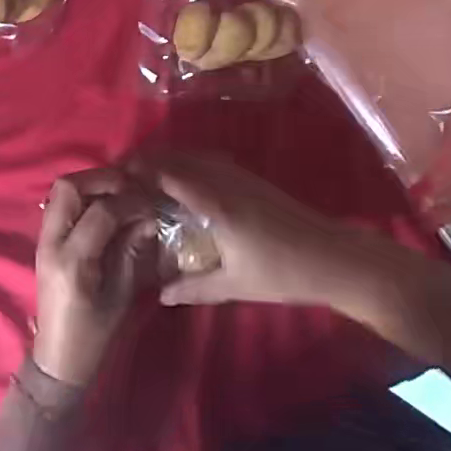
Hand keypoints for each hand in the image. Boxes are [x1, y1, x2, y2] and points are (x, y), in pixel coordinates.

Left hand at [31, 169, 158, 386]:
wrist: (58, 359)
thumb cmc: (94, 335)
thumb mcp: (121, 294)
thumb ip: (132, 250)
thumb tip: (148, 217)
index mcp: (73, 262)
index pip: (102, 211)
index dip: (131, 202)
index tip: (151, 207)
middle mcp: (51, 244)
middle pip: (68, 187)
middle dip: (103, 180)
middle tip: (131, 189)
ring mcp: (43, 241)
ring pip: (61, 190)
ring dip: (92, 185)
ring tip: (120, 195)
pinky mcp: (43, 242)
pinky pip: (60, 205)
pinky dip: (83, 197)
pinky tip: (106, 209)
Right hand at [142, 154, 422, 310]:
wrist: (335, 257)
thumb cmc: (283, 273)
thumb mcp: (234, 286)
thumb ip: (193, 289)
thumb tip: (159, 294)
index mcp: (218, 205)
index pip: (171, 176)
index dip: (142, 170)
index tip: (115, 174)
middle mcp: (227, 183)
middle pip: (182, 159)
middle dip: (150, 160)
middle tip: (122, 172)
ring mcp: (243, 178)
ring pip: (199, 156)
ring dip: (171, 159)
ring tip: (146, 172)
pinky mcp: (254, 181)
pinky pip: (213, 162)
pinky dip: (190, 163)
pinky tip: (184, 179)